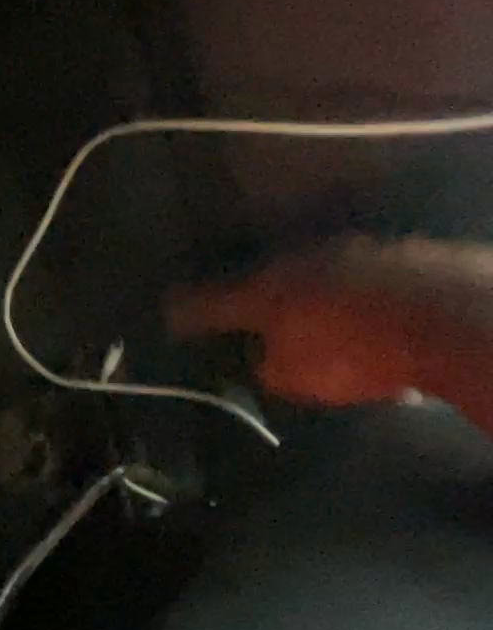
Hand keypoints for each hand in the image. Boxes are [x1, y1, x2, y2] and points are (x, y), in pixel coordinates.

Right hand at [165, 241, 460, 406]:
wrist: (462, 321)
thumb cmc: (356, 356)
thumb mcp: (289, 377)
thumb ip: (264, 363)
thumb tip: (262, 354)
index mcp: (262, 291)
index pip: (204, 302)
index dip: (182, 313)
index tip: (167, 320)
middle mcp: (304, 262)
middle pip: (265, 281)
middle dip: (253, 299)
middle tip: (243, 319)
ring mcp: (361, 252)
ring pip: (319, 276)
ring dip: (311, 297)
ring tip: (310, 321)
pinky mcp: (412, 255)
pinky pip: (368, 279)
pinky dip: (359, 297)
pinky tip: (366, 318)